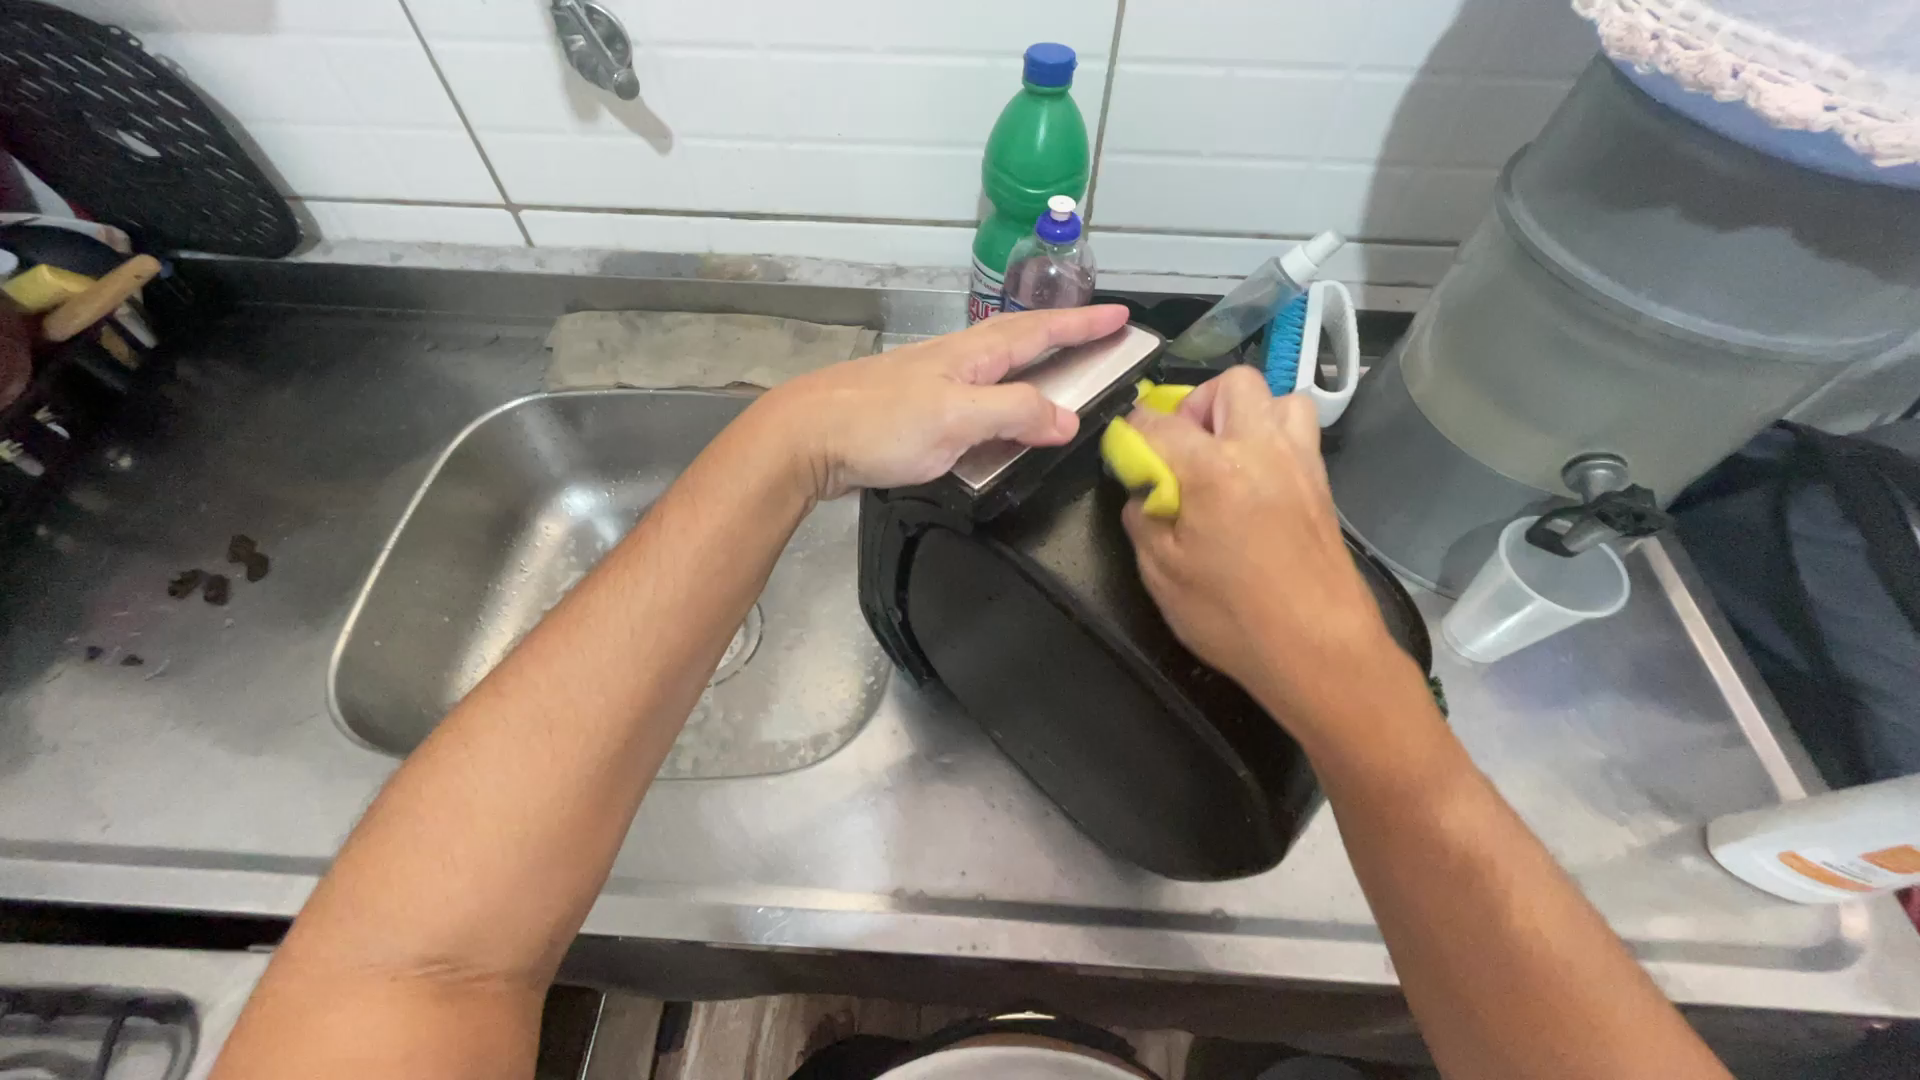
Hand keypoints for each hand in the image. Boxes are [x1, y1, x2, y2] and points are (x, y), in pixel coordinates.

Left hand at [752, 305, 1131, 499]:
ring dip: (1031, 363)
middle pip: (1018, 338)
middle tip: (1096, 335)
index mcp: (971, 355)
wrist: (806, 438)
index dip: (1081, 325)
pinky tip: (995, 416)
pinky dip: (999, 399)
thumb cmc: (881, 425)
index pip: (1039, 331)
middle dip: (1061, 334)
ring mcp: (931, 383)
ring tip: (1056, 370)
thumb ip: (1014, 414)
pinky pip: (973, 398)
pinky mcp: (914, 411)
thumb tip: (1066, 419)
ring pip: (995, 366)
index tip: (1120, 316)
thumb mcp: (957, 419)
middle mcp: (954, 360)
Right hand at [1120, 367, 1418, 738]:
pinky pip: (1298, 434)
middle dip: (1196, 405)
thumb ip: (1143, 519)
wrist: (1319, 651)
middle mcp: (1263, 449)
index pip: (1158, 422)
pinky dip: (1271, 440)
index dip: (1132, 435)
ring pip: (1277, 398)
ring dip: (1244, 415)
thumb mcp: (1161, 573)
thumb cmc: (1232, 616)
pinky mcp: (1322, 487)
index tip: (1126, 459)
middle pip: (1231, 385)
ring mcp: (1301, 464)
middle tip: (1182, 450)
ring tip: (1224, 458)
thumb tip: (1144, 494)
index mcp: (1214, 467)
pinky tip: (1253, 485)